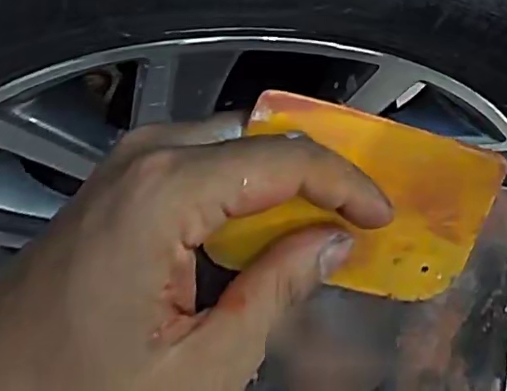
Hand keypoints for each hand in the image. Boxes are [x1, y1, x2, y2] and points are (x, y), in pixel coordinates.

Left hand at [0, 114, 393, 390]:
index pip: (286, 161)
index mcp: (169, 188)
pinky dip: (245, 185)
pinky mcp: (124, 173)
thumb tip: (334, 242)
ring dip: (284, 179)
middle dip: (318, 174)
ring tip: (322, 221)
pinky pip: (206, 158)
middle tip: (358, 216)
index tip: (383, 214)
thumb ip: (274, 294)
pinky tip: (262, 226)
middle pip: (264, 139)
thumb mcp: (194, 374)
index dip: (346, 184)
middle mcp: (154, 150)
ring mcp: (133, 156)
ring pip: (238, 143)